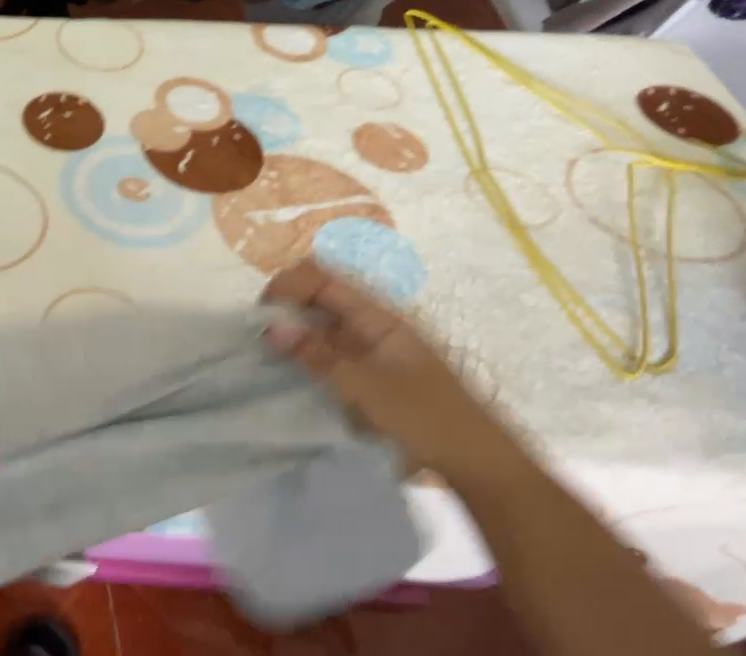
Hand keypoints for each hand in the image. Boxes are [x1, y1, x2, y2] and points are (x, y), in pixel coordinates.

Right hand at [261, 260, 522, 488]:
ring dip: (294, 330)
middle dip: (285, 307)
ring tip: (272, 356)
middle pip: (319, 293)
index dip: (287, 285)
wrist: (484, 468)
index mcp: (380, 317)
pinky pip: (330, 346)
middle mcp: (376, 323)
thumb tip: (269, 326)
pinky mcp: (372, 370)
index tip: (261, 316)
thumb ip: (318, 356)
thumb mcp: (368, 390)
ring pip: (322, 320)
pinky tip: (297, 372)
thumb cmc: (431, 422)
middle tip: (262, 338)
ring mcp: (375, 346)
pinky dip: (307, 351)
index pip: (322, 276)